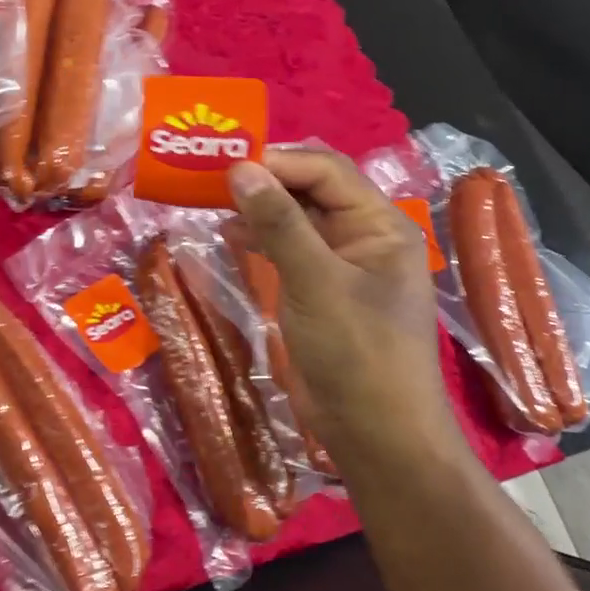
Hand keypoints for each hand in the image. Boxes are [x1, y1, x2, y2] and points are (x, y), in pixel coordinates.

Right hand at [224, 151, 454, 452]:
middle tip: (209, 178)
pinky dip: (259, 237)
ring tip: (210, 204)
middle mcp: (363, 236)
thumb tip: (241, 169)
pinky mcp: (319, 289)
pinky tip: (229, 236)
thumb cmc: (356, 351)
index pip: (325, 170)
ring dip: (257, 207)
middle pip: (310, 189)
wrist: (375, 430)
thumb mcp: (315, 281)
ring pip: (295, 217)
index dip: (276, 160)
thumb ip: (279, 223)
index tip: (223, 164)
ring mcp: (340, 264)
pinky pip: (288, 247)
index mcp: (379, 225)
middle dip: (263, 180)